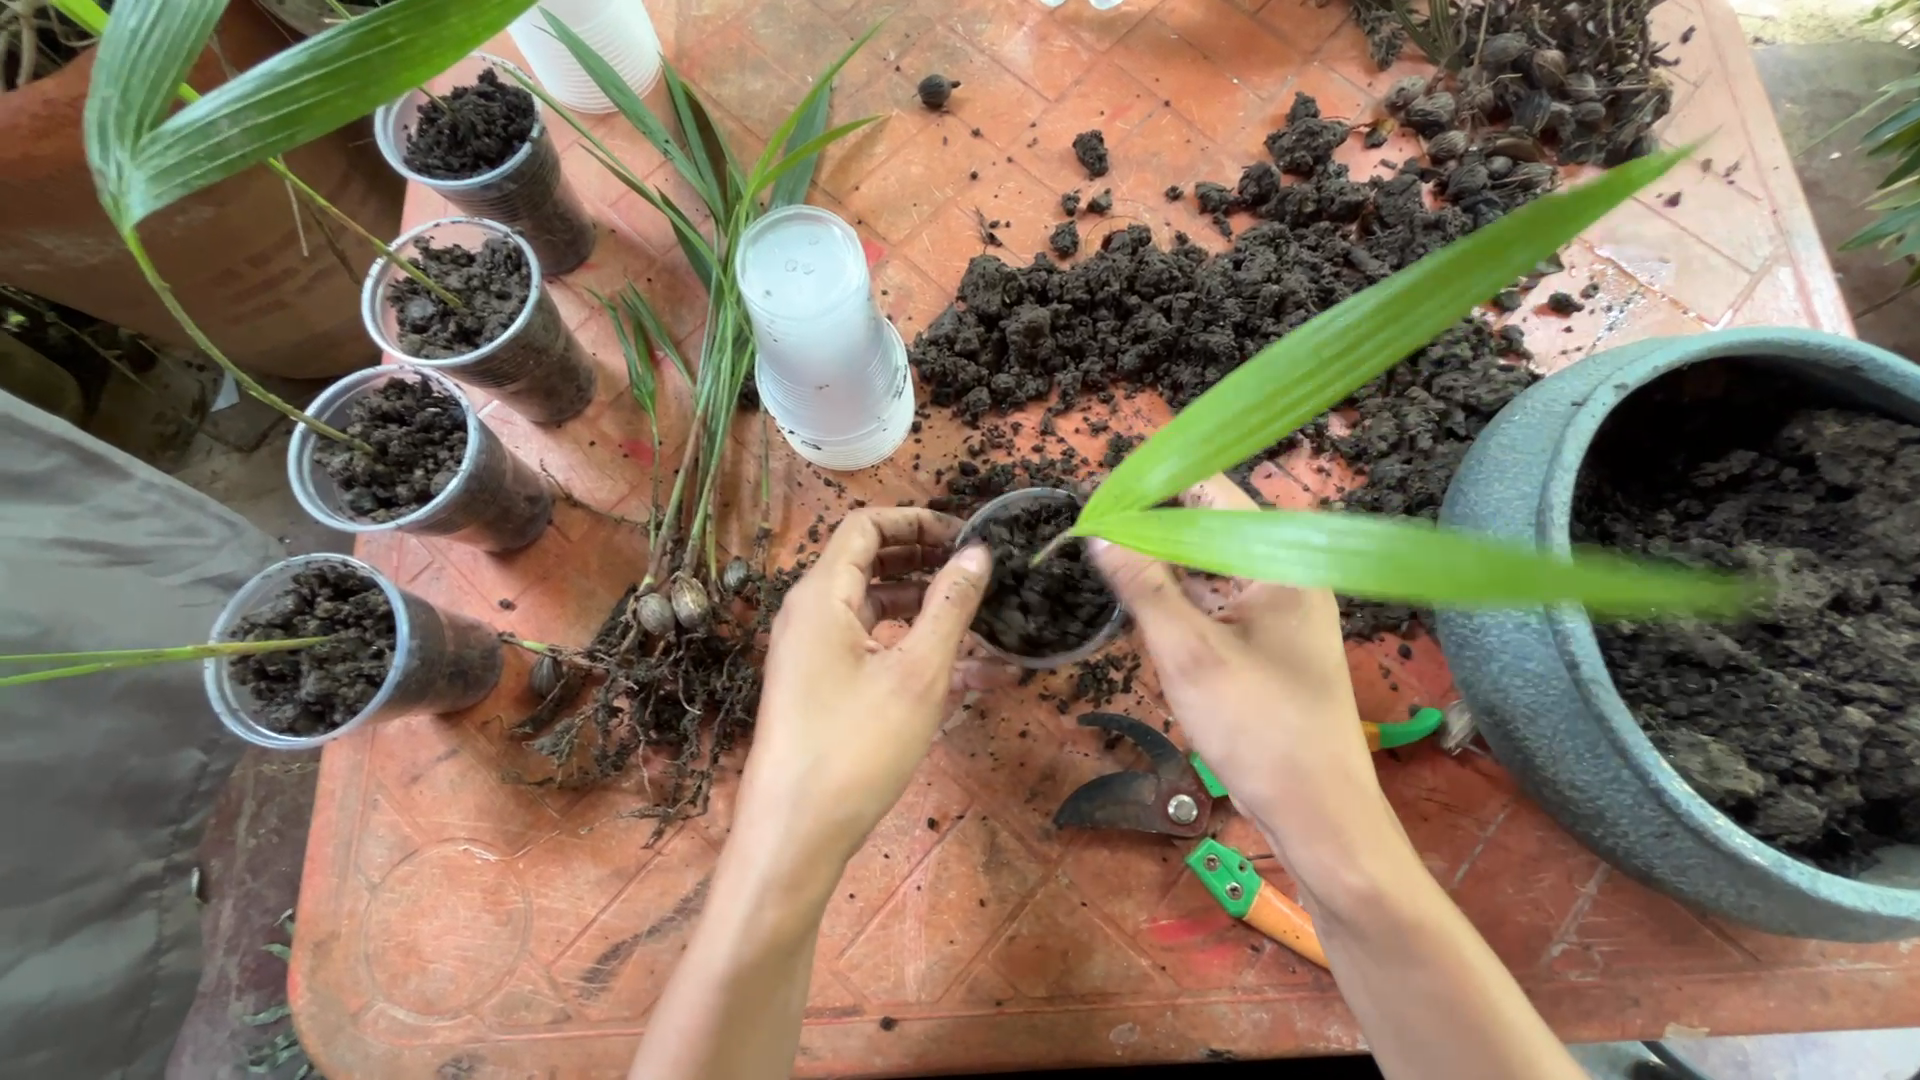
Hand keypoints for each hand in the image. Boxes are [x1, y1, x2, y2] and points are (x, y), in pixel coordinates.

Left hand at [736, 508, 1012, 866]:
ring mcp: (814, 653)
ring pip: (876, 610)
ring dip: (928, 611)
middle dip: (927, 563)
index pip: (867, 526)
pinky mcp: (822, 687)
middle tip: (979, 574)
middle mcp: (811, 614)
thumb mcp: (918, 672)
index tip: (966, 538)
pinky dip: (913, 650)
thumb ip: (950, 606)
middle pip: (871, 564)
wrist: (795, 835)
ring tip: (985, 624)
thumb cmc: (857, 746)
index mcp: (821, 595)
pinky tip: (970, 674)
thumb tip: (977, 554)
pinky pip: (873, 650)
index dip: (918, 521)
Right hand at [1087, 475, 1380, 869]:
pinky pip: (1222, 598)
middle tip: (1097, 528)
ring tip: (1112, 557)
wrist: (1318, 813)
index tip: (1103, 494)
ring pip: (1215, 565)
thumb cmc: (1257, 728)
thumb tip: (1099, 533)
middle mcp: (1289, 574)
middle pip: (1214, 527)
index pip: (1215, 493)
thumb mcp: (1188, 653)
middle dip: (1155, 524)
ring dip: (1167, 561)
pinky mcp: (1272, 641)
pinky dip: (1185, 595)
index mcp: (1282, 562)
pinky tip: (1148, 601)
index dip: (1157, 485)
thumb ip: (1143, 587)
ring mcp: (1283, 609)